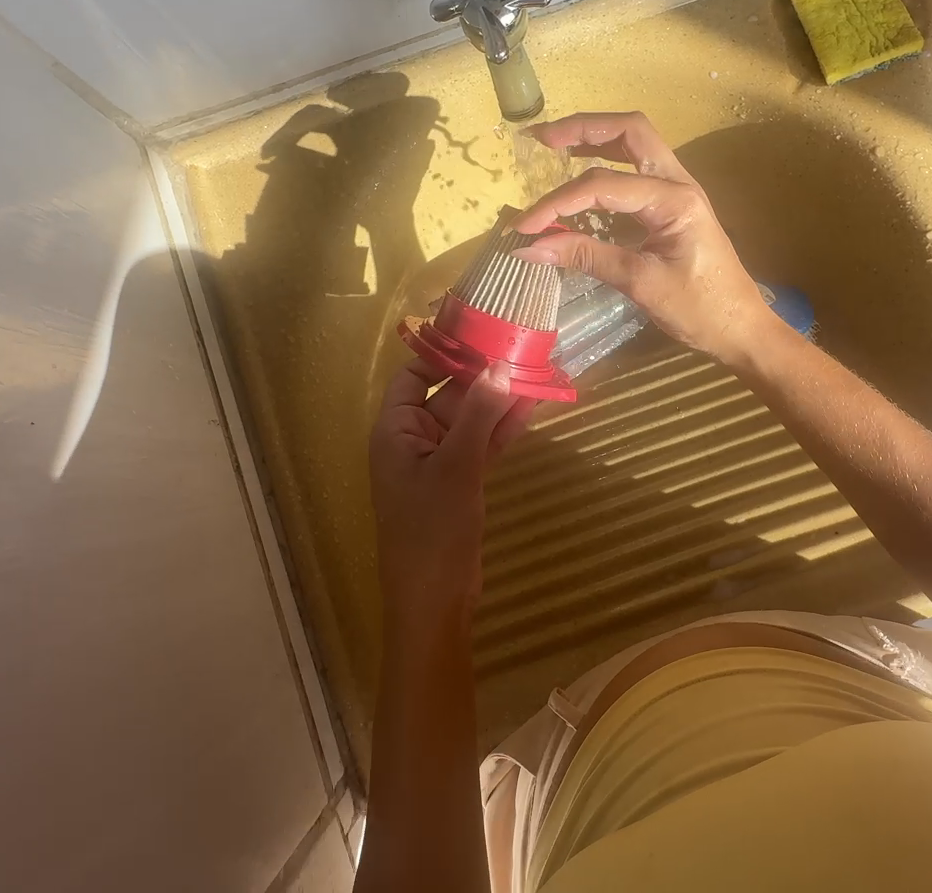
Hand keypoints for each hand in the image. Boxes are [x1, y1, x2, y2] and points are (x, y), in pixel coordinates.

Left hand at [370, 358, 535, 637]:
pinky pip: (482, 445)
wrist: (434, 600)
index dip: (442, 353)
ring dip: (499, 400)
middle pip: (448, 395)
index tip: (477, 331)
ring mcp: (439, 462)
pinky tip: (532, 406)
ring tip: (537, 370)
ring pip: (471, 420)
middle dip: (483, 376)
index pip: (412, 375)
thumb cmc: (432, 530)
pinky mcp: (461, 482)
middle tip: (521, 347)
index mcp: (395, 431)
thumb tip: (499, 366)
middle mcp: (414, 440)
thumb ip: (478, 415)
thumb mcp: (456, 467)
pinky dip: (502, 429)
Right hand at [510, 112, 779, 364]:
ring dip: (596, 139)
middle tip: (541, 140)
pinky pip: (637, 170)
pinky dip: (607, 164)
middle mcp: (678, 183)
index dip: (557, 202)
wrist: (742, 330)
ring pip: (635, 144)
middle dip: (582, 129)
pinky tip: (582, 180)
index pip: (603, 185)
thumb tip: (528, 248)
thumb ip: (586, 257)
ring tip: (555, 147)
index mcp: (674, 200)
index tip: (522, 227)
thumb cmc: (700, 310)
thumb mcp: (640, 283)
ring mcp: (678, 192)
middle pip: (629, 132)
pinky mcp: (673, 207)